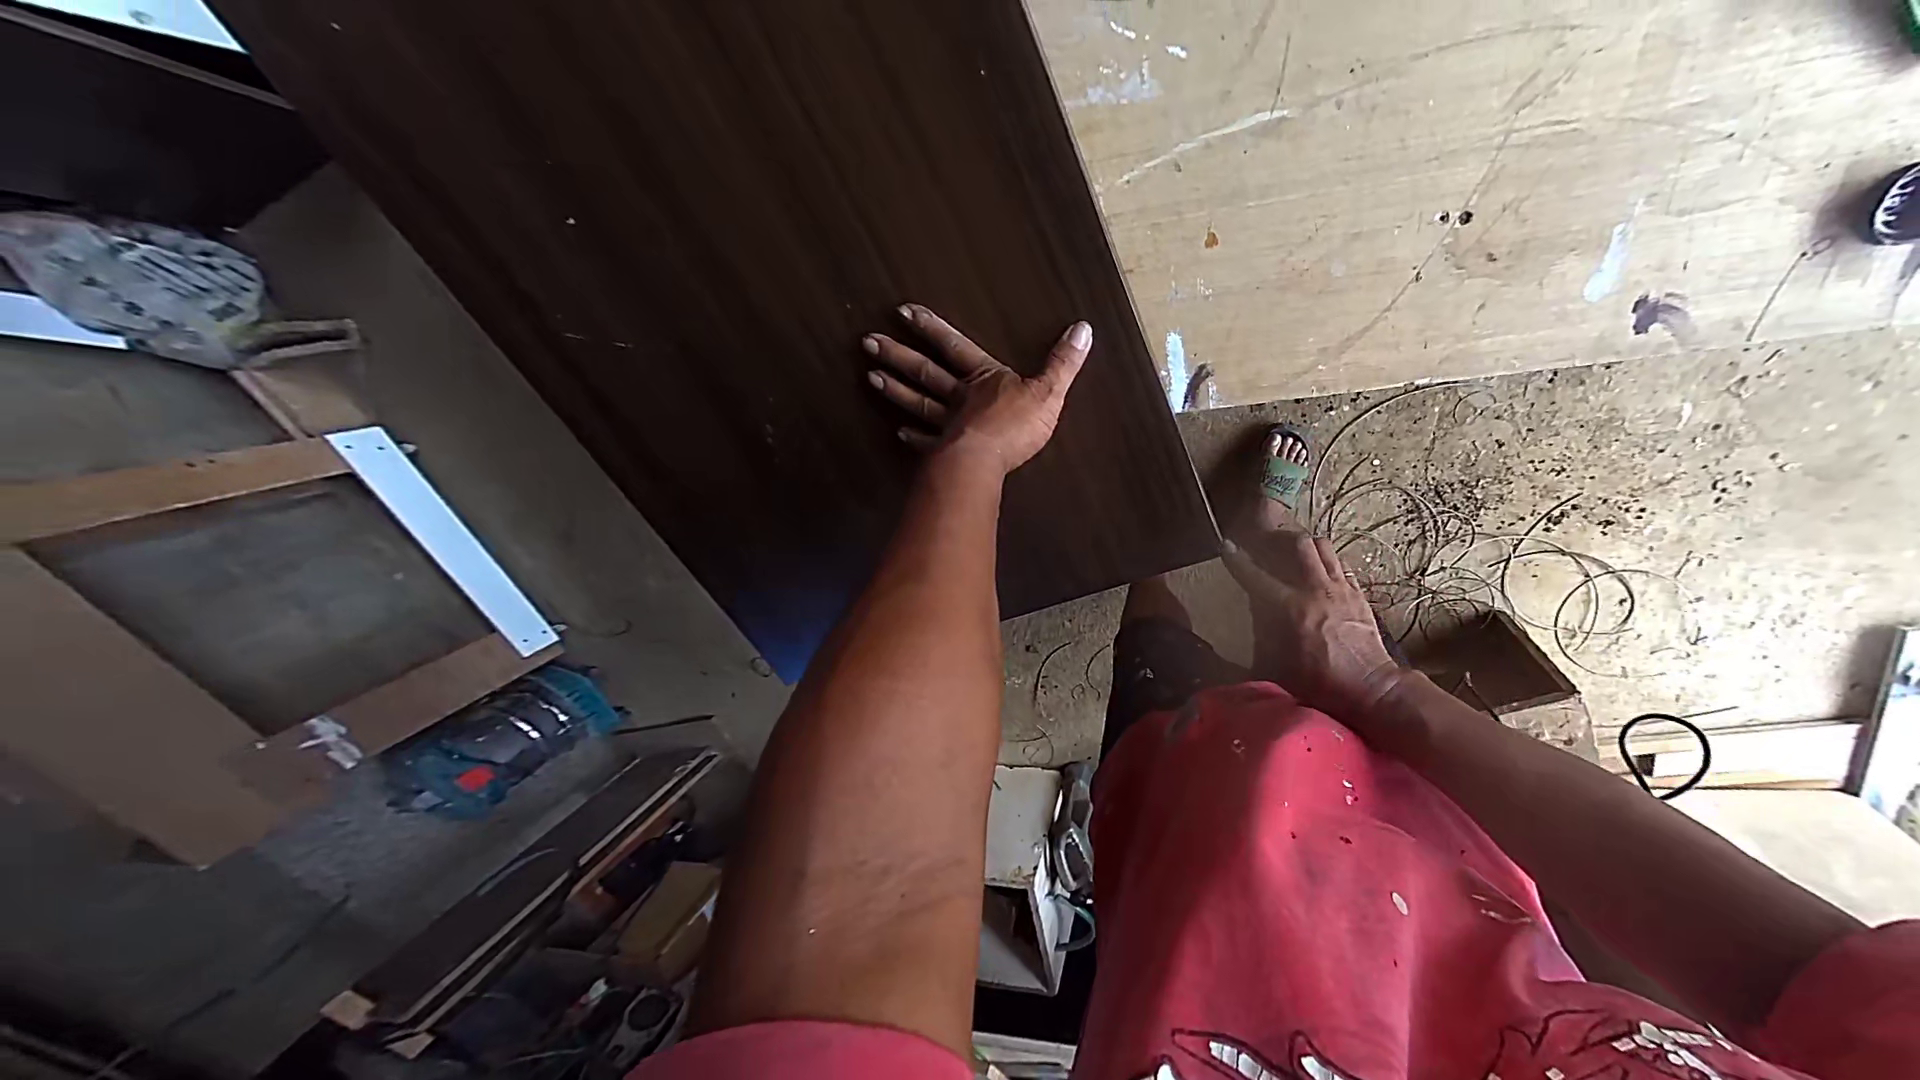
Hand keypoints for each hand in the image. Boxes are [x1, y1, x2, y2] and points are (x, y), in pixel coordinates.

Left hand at [863, 304, 1090, 476]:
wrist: (987, 462)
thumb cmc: (1015, 427)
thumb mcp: (1048, 391)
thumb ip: (1063, 363)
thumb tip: (1083, 330)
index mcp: (983, 379)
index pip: (953, 344)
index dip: (930, 327)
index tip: (903, 312)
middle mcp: (959, 398)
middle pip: (925, 371)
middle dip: (898, 355)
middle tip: (869, 342)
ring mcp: (948, 425)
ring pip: (918, 402)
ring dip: (896, 389)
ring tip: (872, 376)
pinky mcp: (944, 452)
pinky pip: (926, 442)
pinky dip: (913, 438)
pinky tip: (899, 433)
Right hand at [1221, 530, 1400, 717]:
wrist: (1371, 688)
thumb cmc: (1320, 682)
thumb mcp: (1277, 664)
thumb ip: (1259, 638)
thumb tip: (1243, 627)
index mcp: (1292, 608)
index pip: (1257, 576)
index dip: (1238, 560)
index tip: (1227, 547)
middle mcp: (1317, 590)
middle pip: (1300, 545)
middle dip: (1281, 540)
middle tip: (1269, 545)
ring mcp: (1341, 590)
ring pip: (1324, 548)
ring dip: (1307, 547)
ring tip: (1295, 554)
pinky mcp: (1358, 595)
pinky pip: (1341, 566)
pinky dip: (1328, 564)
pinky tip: (1319, 575)